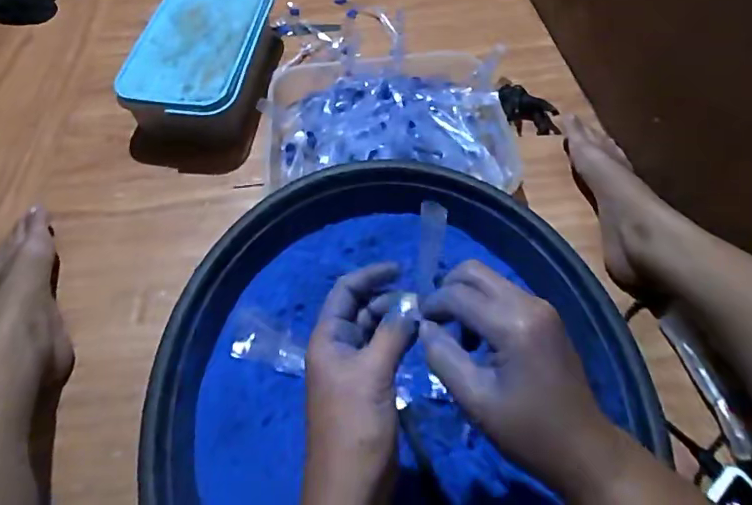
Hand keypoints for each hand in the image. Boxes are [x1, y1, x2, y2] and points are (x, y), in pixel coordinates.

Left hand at [302, 262, 417, 504]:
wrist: (350, 486)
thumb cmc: (355, 426)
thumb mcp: (373, 375)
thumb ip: (391, 336)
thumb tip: (411, 305)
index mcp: (327, 337)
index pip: (345, 291)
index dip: (370, 275)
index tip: (400, 267)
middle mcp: (337, 347)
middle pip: (360, 309)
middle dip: (387, 298)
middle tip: (421, 297)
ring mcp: (352, 368)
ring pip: (373, 331)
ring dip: (394, 319)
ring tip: (424, 314)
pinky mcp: (368, 388)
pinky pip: (381, 352)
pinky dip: (397, 342)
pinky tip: (418, 340)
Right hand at [417, 261, 610, 494]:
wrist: (587, 452)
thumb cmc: (529, 432)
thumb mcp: (476, 402)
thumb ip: (442, 357)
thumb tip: (425, 326)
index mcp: (513, 324)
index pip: (457, 294)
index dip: (432, 305)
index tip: (420, 325)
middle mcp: (529, 303)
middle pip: (473, 271)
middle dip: (446, 288)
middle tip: (436, 321)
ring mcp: (541, 306)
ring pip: (487, 278)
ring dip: (465, 296)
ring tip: (459, 336)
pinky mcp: (546, 314)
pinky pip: (503, 292)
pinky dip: (483, 304)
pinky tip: (481, 339)